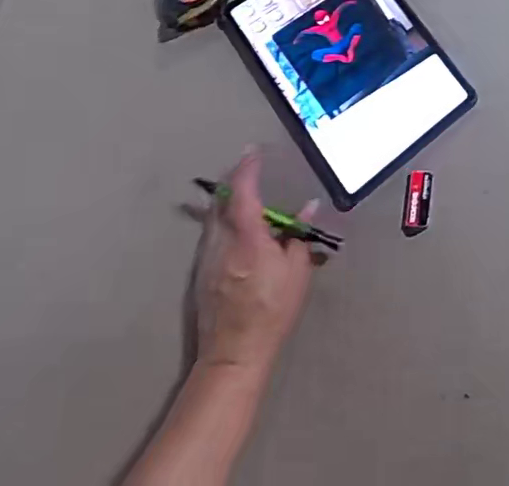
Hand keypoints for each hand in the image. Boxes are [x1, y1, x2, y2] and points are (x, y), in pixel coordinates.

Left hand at [194, 147, 318, 374]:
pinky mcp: (201, 270)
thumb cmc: (272, 312)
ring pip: (214, 216)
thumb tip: (307, 208)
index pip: (243, 192)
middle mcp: (222, 240)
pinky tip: (236, 228)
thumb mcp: (297, 274)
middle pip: (222, 198)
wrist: (233, 354)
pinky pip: (212, 234)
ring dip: (228, 199)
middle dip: (235, 179)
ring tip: (245, 195)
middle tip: (249, 167)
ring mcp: (208, 255)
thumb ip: (299, 236)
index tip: (253, 153)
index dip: (247, 168)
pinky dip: (223, 220)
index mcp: (248, 238)